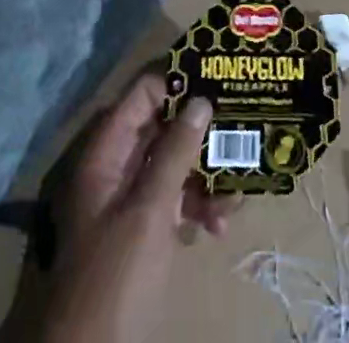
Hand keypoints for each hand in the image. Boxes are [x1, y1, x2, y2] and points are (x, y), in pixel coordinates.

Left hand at [39, 74, 235, 342]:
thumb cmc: (115, 273)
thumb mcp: (149, 210)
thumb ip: (174, 153)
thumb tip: (201, 100)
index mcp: (105, 153)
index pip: (141, 96)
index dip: (177, 81)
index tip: (218, 76)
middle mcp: (115, 168)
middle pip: (161, 129)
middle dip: (202, 133)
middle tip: (243, 128)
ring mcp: (127, 200)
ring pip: (172, 167)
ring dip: (205, 177)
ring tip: (236, 194)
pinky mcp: (141, 229)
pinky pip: (173, 200)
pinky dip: (197, 207)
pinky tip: (218, 226)